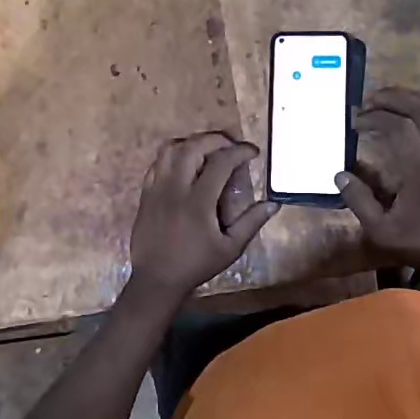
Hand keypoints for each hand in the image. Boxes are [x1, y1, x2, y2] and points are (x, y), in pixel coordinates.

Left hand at [129, 133, 278, 300]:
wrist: (156, 279)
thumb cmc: (196, 264)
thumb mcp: (230, 248)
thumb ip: (251, 222)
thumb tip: (273, 204)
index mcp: (198, 202)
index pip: (220, 162)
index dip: (239, 151)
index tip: (253, 152)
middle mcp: (175, 189)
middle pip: (192, 147)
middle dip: (215, 139)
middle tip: (231, 146)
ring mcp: (156, 189)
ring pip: (169, 149)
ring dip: (192, 143)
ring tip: (208, 150)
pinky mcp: (146, 194)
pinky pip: (157, 163)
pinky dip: (174, 156)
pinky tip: (186, 165)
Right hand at [335, 88, 419, 272]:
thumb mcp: (382, 232)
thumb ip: (360, 202)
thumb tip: (339, 174)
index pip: (400, 127)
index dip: (376, 117)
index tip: (355, 122)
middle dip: (394, 97)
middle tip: (368, 100)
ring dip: (409, 99)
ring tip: (383, 101)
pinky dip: (419, 111)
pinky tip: (402, 116)